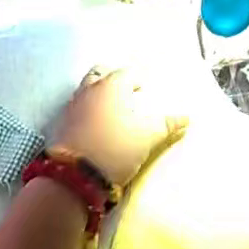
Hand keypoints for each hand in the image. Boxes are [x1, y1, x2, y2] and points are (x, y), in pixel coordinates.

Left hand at [48, 68, 185, 187]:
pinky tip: (96, 122)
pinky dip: (87, 107)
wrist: (76, 175)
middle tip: (126, 91)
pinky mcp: (62, 123)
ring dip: (99, 92)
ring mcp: (72, 105)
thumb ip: (167, 125)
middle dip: (114, 77)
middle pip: (101, 73)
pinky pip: (77, 105)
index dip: (138, 79)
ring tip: (112, 107)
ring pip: (86, 88)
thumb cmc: (115, 149)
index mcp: (111, 87)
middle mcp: (89, 90)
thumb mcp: (147, 138)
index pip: (127, 73)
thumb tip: (185, 118)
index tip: (145, 88)